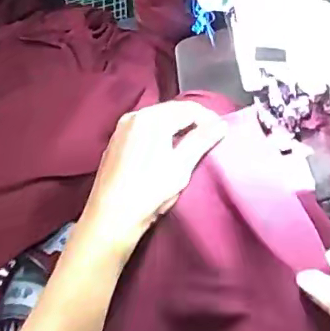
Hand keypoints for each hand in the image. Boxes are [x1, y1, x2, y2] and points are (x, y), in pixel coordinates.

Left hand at [72, 100, 225, 264]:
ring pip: (158, 120)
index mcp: (152, 118)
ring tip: (191, 144)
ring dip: (177, 128)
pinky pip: (144, 130)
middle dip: (193, 122)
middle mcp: (134, 116)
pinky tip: (165, 151)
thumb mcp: (181, 166)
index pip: (189, 108)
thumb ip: (202, 140)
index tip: (221, 132)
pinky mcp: (115, 142)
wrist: (108, 222)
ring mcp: (122, 129)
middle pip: (173, 111)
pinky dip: (160, 135)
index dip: (209, 118)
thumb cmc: (148, 193)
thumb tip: (221, 124)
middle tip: (209, 138)